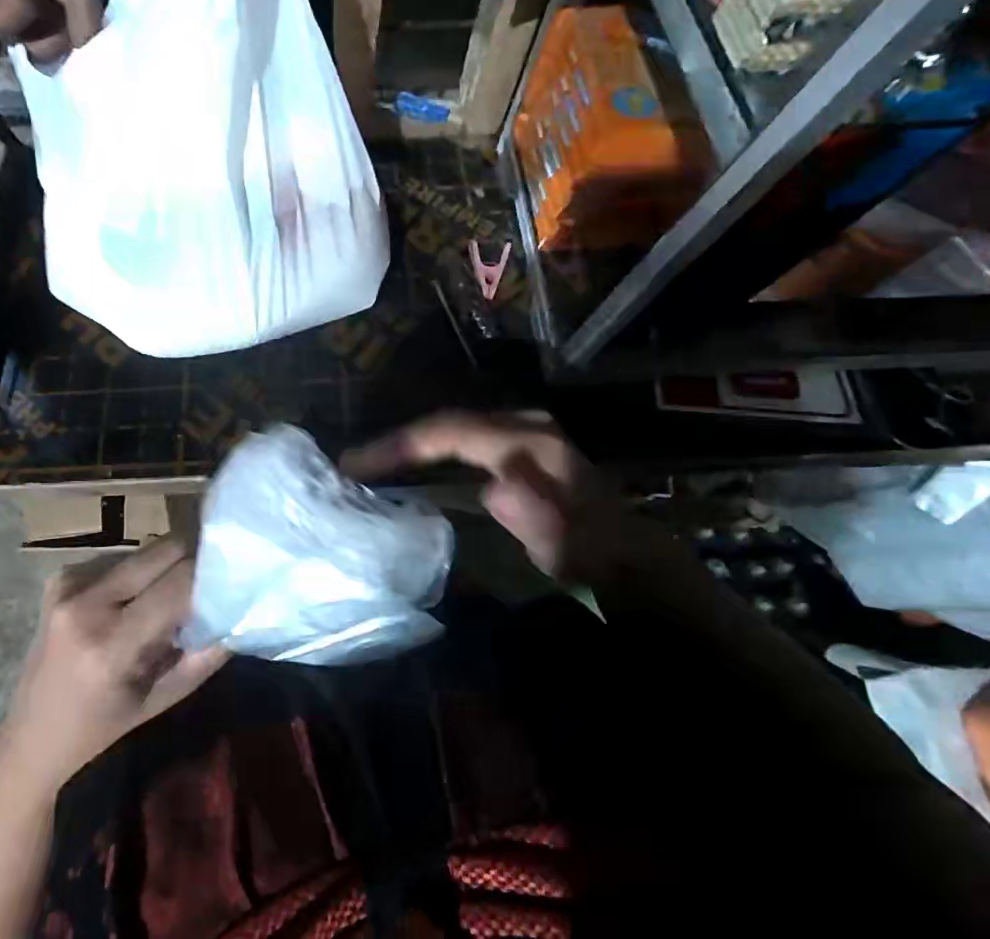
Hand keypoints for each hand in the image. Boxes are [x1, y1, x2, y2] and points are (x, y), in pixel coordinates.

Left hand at [0, 538, 227, 788]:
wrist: (32, 732)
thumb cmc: (103, 726)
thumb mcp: (162, 699)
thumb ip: (205, 656)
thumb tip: (240, 614)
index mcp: (110, 644)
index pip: (177, 585)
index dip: (210, 576)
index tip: (232, 579)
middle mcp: (85, 603)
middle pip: (162, 550)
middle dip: (193, 559)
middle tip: (210, 579)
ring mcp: (67, 584)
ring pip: (144, 550)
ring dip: (166, 566)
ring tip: (169, 598)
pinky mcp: (59, 576)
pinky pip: (120, 558)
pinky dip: (139, 573)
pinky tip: (134, 601)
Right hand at [341, 410, 590, 574]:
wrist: (640, 563)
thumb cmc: (604, 564)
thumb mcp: (580, 556)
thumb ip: (543, 524)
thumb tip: (495, 487)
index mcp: (531, 446)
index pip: (449, 431)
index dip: (397, 446)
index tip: (352, 466)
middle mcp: (525, 428)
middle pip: (444, 425)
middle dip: (395, 445)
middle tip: (349, 470)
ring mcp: (524, 435)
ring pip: (451, 431)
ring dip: (410, 449)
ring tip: (369, 471)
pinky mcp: (521, 450)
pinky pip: (462, 443)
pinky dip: (430, 456)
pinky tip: (411, 474)